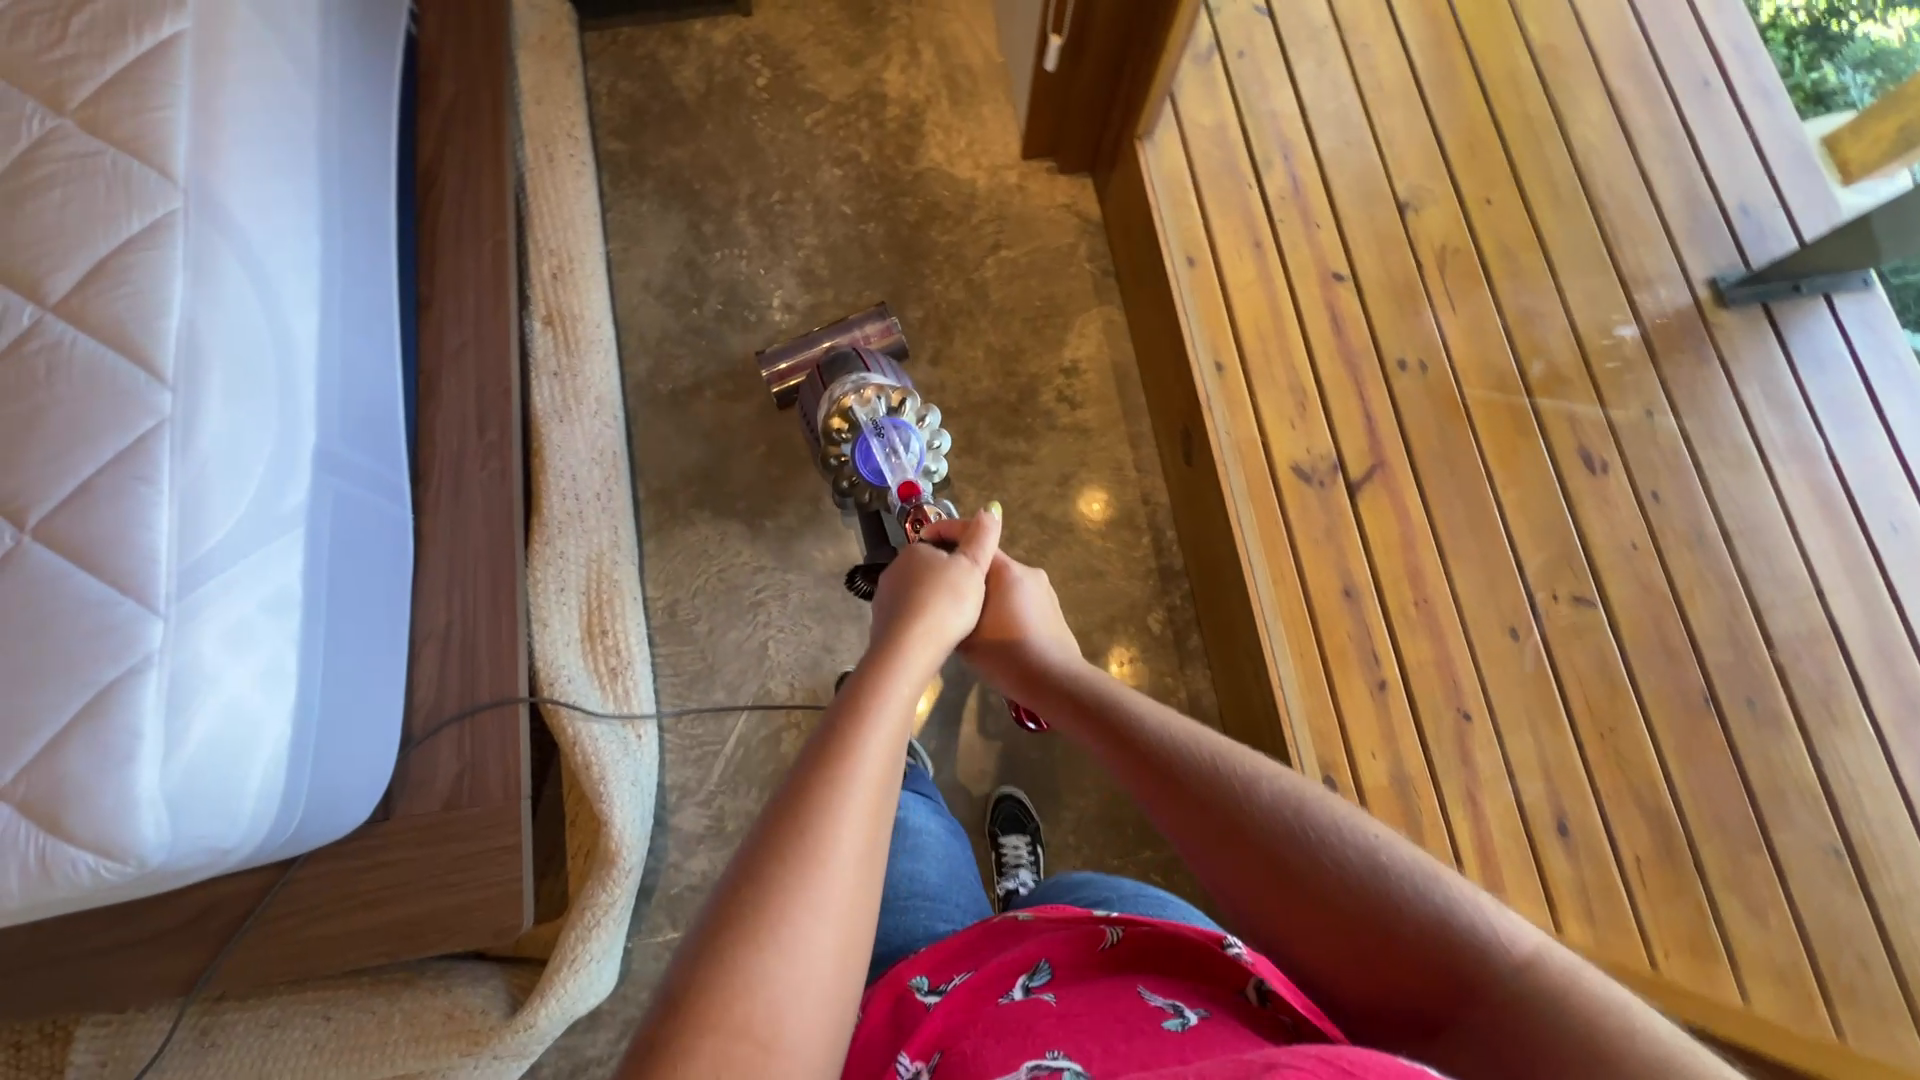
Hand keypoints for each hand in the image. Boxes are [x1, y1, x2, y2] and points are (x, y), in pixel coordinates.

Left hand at [868, 506, 1002, 662]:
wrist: (909, 648)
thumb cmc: (946, 602)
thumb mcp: (973, 567)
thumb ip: (983, 537)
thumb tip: (991, 507)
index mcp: (914, 551)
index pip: (937, 544)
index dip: (958, 556)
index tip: (974, 573)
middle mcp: (894, 570)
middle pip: (925, 569)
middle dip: (944, 579)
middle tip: (968, 598)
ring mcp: (883, 598)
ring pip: (914, 594)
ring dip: (931, 601)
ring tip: (953, 619)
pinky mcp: (880, 625)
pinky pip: (906, 617)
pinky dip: (919, 622)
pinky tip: (933, 635)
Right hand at [919, 516, 1082, 699]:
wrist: (1053, 682)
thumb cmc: (1005, 655)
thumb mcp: (964, 631)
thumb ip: (953, 603)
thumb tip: (945, 592)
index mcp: (1005, 570)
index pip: (973, 535)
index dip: (945, 533)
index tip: (924, 541)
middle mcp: (1026, 571)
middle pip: (988, 561)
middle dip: (966, 572)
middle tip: (944, 593)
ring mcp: (1043, 588)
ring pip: (1003, 581)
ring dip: (985, 591)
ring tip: (968, 618)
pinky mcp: (1052, 607)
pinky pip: (1019, 597)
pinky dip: (1003, 605)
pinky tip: (995, 631)